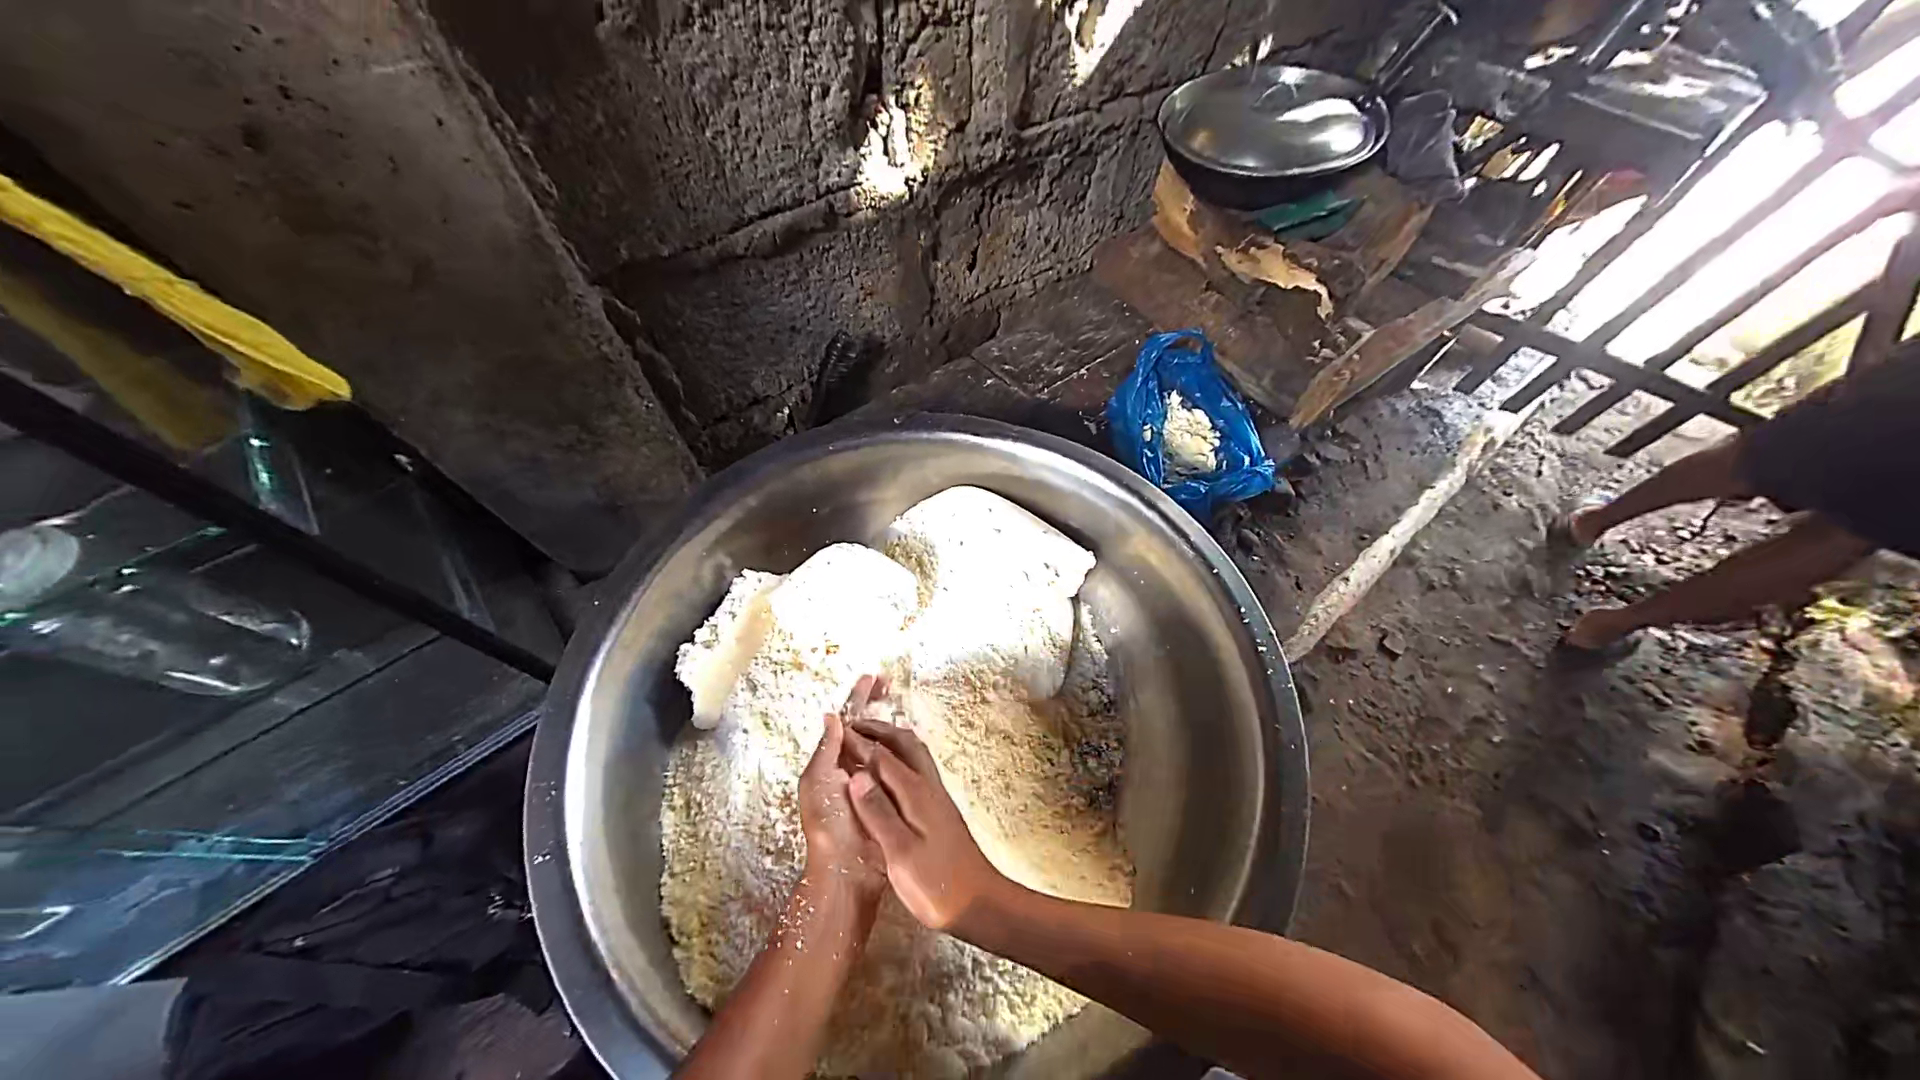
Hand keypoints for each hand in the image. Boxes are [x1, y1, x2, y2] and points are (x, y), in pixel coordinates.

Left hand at [797, 676, 888, 895]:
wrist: (848, 868)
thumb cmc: (827, 825)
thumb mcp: (817, 783)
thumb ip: (826, 749)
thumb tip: (833, 715)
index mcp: (832, 761)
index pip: (845, 721)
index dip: (858, 698)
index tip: (872, 678)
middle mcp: (851, 766)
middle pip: (865, 725)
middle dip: (874, 703)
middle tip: (889, 684)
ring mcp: (872, 779)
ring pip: (882, 742)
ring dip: (890, 722)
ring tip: (900, 703)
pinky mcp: (891, 793)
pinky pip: (898, 764)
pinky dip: (904, 748)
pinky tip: (914, 738)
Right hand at [843, 715, 1009, 933]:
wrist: (980, 903)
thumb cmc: (936, 884)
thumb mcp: (899, 852)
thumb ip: (877, 812)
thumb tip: (857, 775)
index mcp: (916, 793)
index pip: (882, 757)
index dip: (859, 742)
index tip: (836, 731)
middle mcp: (928, 786)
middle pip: (904, 744)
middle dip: (879, 732)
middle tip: (853, 727)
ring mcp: (937, 797)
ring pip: (914, 755)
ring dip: (891, 742)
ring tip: (869, 742)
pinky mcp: (940, 810)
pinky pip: (917, 770)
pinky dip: (900, 759)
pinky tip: (890, 775)